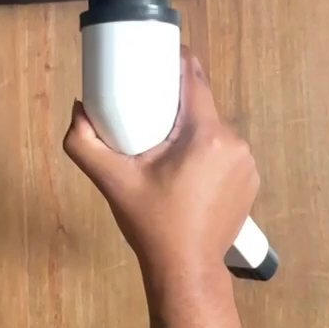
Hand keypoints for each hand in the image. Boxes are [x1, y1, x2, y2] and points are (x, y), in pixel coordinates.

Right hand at [64, 50, 260, 294]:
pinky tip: (189, 170)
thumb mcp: (112, 182)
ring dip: (193, 131)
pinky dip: (208, 153)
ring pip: (214, 129)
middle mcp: (234, 143)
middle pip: (202, 106)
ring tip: (165, 146)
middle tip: (148, 112)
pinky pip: (226, 152)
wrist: (186, 270)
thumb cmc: (151, 224)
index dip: (175, 61)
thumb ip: (84, 144)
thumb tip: (78, 109)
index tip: (155, 57)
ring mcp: (247, 163)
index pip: (194, 79)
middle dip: (176, 103)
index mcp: (204, 136)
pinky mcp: (250, 180)